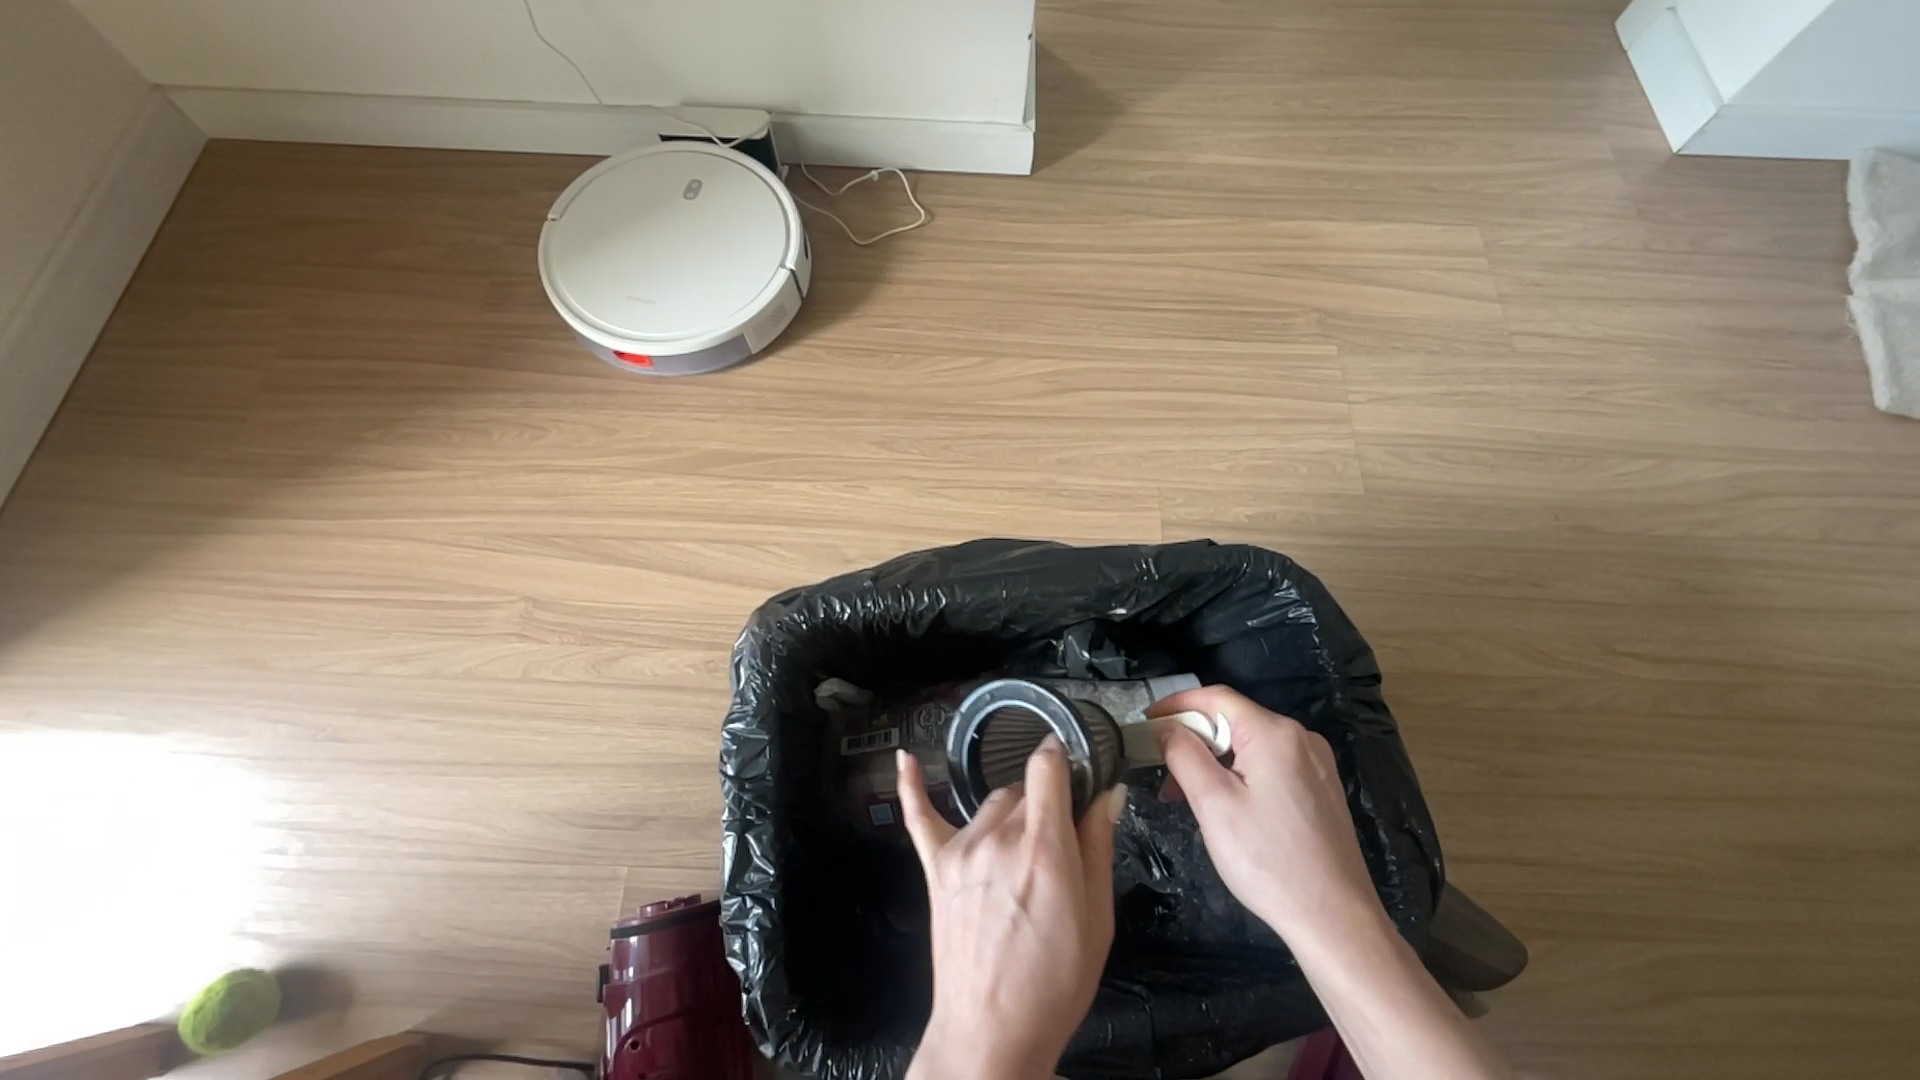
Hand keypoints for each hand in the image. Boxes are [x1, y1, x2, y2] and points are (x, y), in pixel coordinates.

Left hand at [897, 738, 1125, 1079]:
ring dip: (1012, 814)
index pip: (1047, 766)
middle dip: (1046, 805)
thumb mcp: (1098, 918)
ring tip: (1023, 859)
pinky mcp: (935, 867)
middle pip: (1024, 789)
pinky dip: (912, 786)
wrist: (992, 1033)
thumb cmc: (1054, 984)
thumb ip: (1099, 845)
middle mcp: (998, 839)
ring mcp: (961, 850)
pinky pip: (919, 816)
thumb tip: (1108, 794)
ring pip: (992, 803)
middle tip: (1059, 847)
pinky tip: (907, 760)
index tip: (1074, 762)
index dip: (1064, 757)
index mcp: (1044, 849)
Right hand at [1148, 685, 1385, 951]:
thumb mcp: (1213, 804)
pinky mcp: (1321, 789)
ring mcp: (1316, 764)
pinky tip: (1224, 807)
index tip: (1145, 723)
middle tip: (1162, 775)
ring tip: (1186, 798)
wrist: (1335, 920)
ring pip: (1250, 746)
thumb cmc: (1268, 860)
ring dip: (1213, 762)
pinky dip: (1238, 775)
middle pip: (1233, 721)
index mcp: (1275, 734)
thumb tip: (1167, 727)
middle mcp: (1301, 738)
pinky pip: (1270, 765)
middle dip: (1192, 741)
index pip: (1216, 697)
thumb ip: (1184, 755)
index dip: (1176, 705)